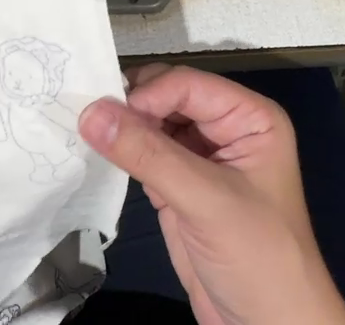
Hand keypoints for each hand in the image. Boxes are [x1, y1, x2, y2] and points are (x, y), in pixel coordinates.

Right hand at [79, 65, 344, 324]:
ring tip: (85, 133)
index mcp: (249, 118)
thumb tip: (90, 112)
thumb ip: (148, 154)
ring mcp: (200, 158)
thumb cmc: (259, 259)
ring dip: (122, 128)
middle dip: (130, 106)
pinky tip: (96, 153)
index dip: (148, 94)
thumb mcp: (206, 201)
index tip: (107, 117)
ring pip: (150, 122)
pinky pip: (143, 153)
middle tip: (90, 120)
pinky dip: (121, 152)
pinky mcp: (178, 187)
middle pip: (166, 96)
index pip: (187, 84)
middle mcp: (225, 128)